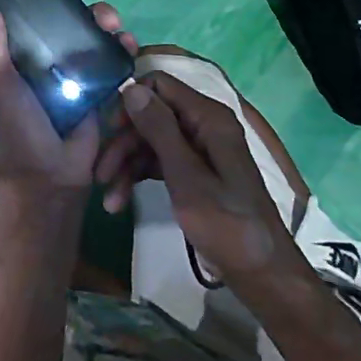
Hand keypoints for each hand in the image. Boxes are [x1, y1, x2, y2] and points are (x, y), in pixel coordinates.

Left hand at [0, 0, 136, 197]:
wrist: (47, 177)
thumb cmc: (15, 127)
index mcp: (20, 51)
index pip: (40, 9)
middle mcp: (47, 56)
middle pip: (74, 19)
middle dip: (93, 9)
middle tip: (105, 13)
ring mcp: (74, 73)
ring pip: (96, 37)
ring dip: (111, 27)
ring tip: (119, 32)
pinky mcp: (96, 90)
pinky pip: (112, 62)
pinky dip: (123, 50)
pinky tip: (129, 48)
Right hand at [119, 72, 300, 280]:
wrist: (261, 274)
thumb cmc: (225, 223)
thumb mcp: (186, 176)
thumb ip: (159, 129)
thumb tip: (131, 88)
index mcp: (208, 117)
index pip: (160, 85)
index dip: (130, 102)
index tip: (107, 129)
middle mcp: (204, 125)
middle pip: (152, 115)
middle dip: (123, 142)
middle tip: (100, 173)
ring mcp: (200, 149)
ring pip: (152, 141)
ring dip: (127, 164)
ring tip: (109, 199)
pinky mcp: (196, 172)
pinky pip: (160, 161)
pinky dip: (140, 176)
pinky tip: (120, 200)